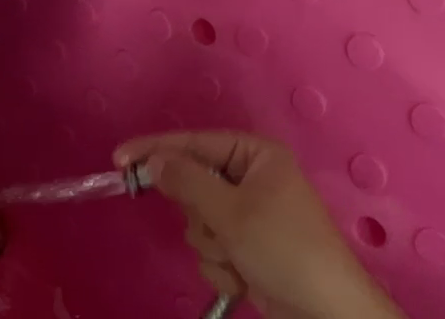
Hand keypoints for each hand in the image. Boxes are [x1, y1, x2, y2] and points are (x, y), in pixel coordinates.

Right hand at [113, 132, 404, 318]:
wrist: (325, 311)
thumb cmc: (284, 247)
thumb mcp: (232, 212)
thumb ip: (188, 182)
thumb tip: (154, 160)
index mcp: (255, 154)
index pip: (195, 143)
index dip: (156, 150)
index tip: (119, 160)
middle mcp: (251, 177)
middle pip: (194, 185)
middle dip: (202, 216)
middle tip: (220, 229)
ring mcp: (249, 214)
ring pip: (199, 222)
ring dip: (213, 246)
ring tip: (241, 259)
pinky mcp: (247, 247)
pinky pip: (212, 248)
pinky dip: (222, 266)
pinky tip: (246, 277)